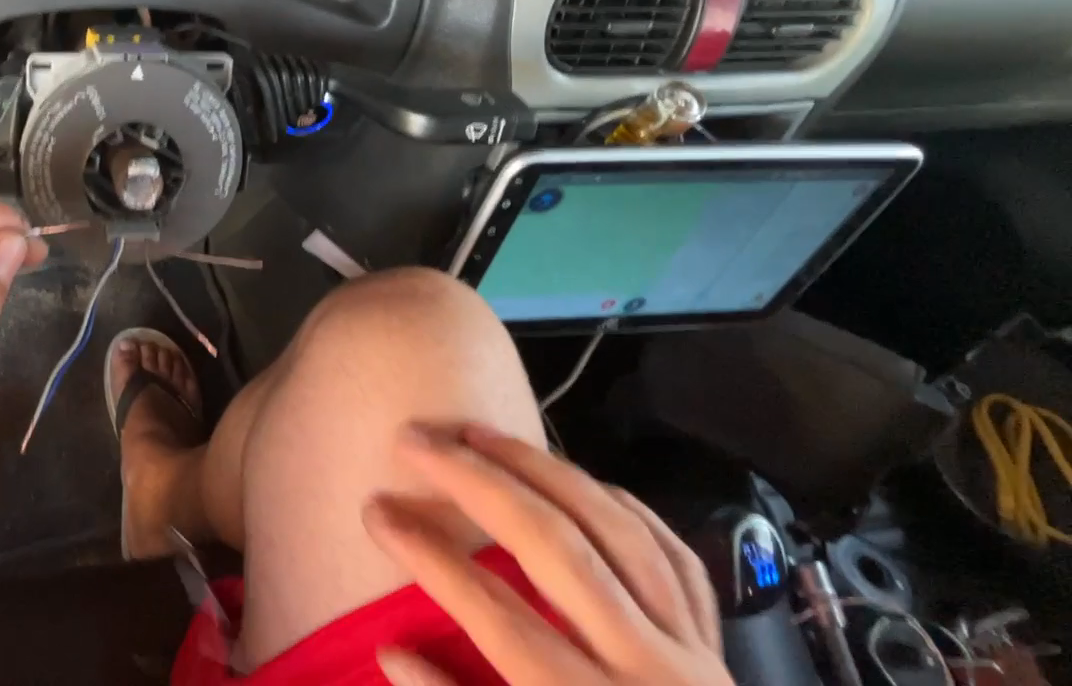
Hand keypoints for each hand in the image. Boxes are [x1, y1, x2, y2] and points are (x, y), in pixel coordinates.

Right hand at [363, 424, 728, 685]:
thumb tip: (390, 653)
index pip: (496, 616)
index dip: (429, 558)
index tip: (376, 512)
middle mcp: (650, 673)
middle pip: (555, 549)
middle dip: (476, 483)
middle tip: (416, 439)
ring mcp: (694, 654)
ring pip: (616, 530)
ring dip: (541, 469)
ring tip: (480, 433)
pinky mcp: (719, 648)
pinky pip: (672, 555)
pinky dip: (621, 506)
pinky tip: (578, 479)